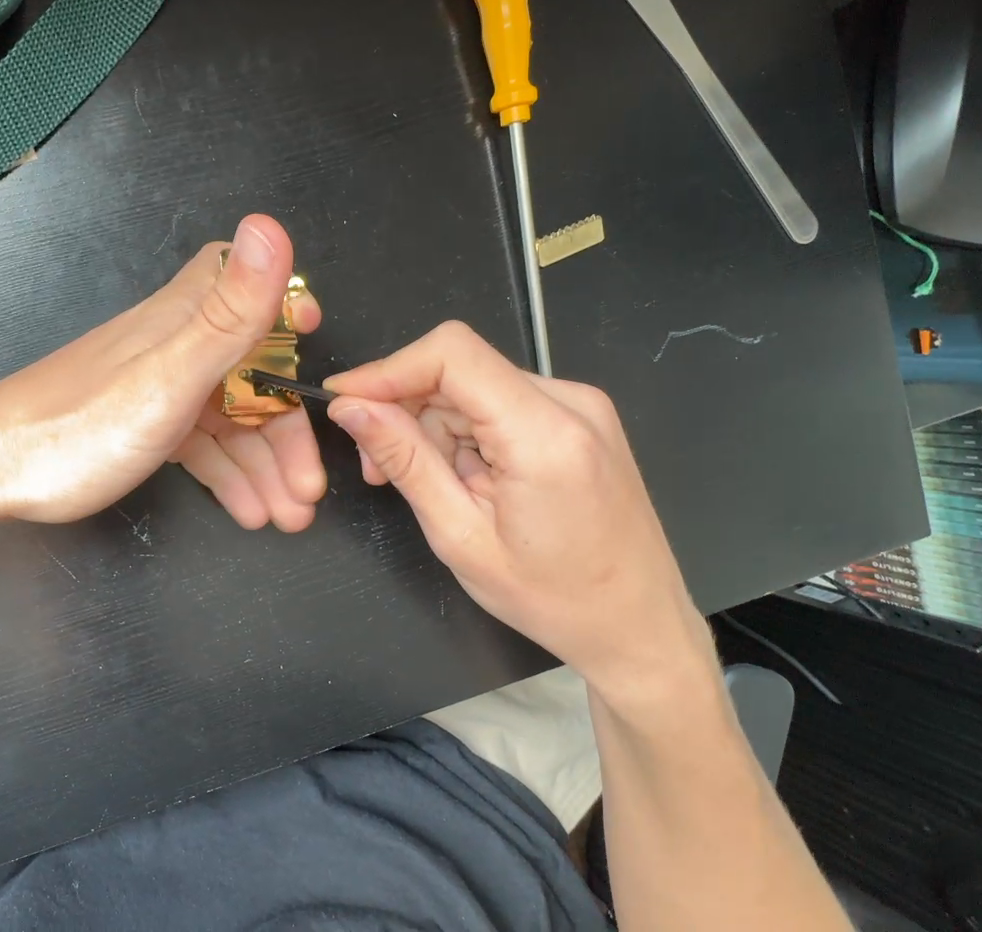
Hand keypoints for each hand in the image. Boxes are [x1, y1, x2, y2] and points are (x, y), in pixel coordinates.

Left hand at [0, 215, 326, 530]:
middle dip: (287, 426)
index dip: (283, 305)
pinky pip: (196, 444)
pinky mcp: (136, 426)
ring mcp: (152, 388)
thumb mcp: (166, 376)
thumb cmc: (77, 428)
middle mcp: (169, 344)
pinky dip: (227, 474)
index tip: (316, 351)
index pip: (240, 282)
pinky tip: (248, 510)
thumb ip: (226, 312)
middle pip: (248, 369)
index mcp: (179, 319)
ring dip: (263, 463)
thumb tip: (269, 224)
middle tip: (310, 490)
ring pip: (226, 415)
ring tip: (288, 517)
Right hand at [322, 322, 713, 697]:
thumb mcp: (459, 536)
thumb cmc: (551, 599)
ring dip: (432, 427)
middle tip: (377, 469)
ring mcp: (581, 407)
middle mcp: (571, 403)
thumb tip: (350, 408)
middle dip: (404, 409)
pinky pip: (498, 403)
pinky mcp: (579, 419)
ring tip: (427, 486)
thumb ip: (404, 461)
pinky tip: (461, 478)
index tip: (343, 402)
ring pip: (472, 387)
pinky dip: (464, 433)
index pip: (452, 354)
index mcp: (546, 434)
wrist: (639, 627)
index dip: (387, 369)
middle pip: (457, 371)